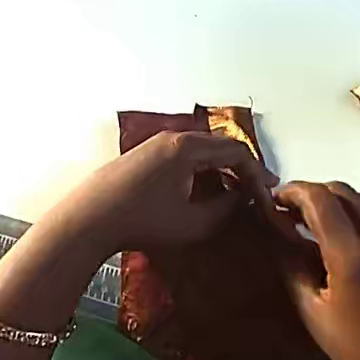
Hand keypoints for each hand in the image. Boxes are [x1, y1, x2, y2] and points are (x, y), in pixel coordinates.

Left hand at [31, 132, 276, 263]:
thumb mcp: (192, 223)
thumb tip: (242, 199)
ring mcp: (154, 143)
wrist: (90, 217)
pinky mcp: (142, 154)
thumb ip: (225, 209)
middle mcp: (172, 137)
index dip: (257, 172)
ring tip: (234, 190)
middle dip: (240, 167)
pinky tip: (202, 187)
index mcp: (188, 147)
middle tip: (257, 189)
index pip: (235, 151)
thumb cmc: (143, 220)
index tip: (269, 192)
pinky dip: (200, 167)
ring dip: (219, 167)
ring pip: (199, 149)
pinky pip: (182, 154)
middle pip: (217, 145)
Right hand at [277, 182, 359, 359]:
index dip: (292, 191)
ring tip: (311, 221)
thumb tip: (278, 242)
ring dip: (335, 201)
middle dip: (312, 193)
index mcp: (353, 256)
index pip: (319, 199)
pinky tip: (342, 237)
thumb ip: (294, 273)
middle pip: (343, 191)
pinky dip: (355, 213)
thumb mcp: (318, 319)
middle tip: (288, 210)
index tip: (273, 199)